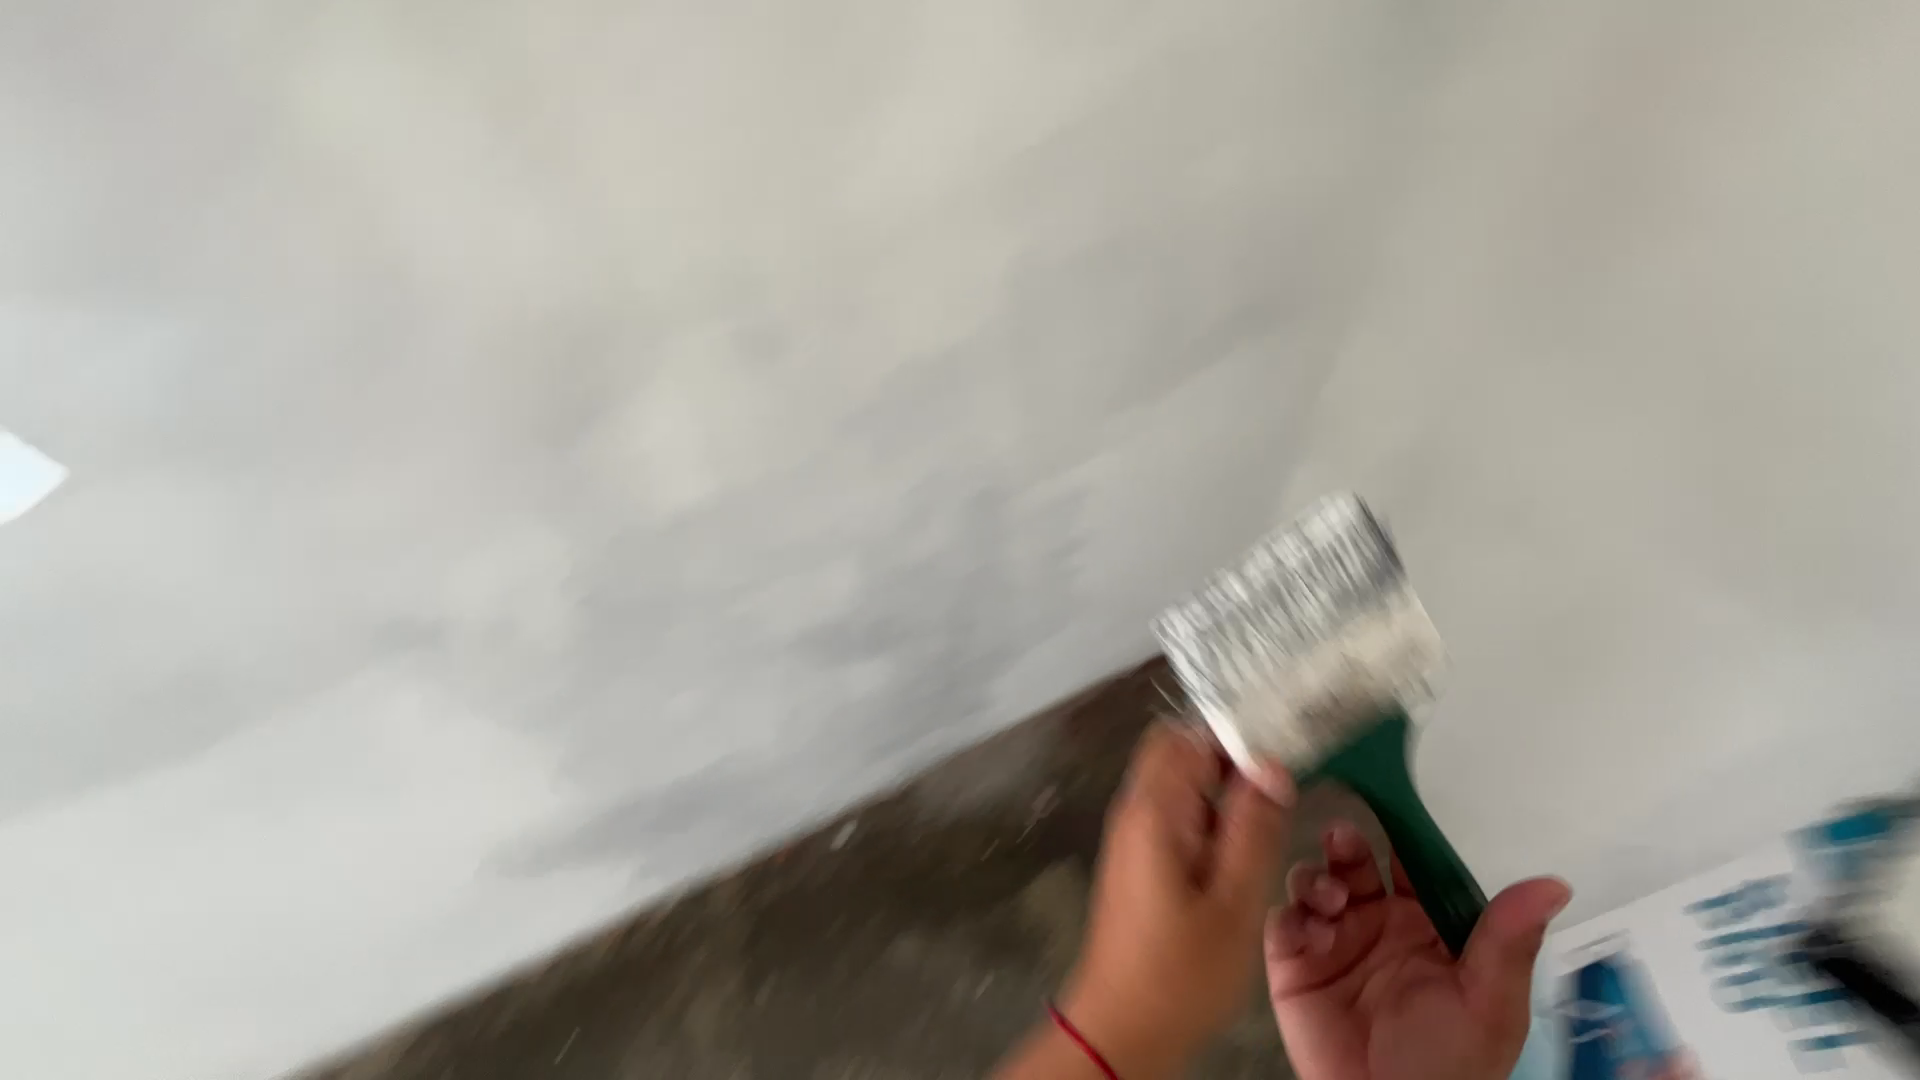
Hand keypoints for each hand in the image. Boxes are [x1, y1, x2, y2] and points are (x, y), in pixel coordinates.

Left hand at [1054, 723, 1292, 1076]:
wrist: (1121, 1025)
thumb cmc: (1180, 971)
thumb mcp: (1233, 903)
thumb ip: (1254, 829)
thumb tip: (1272, 765)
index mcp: (1153, 810)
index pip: (1187, 736)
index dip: (1233, 733)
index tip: (1281, 747)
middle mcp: (1135, 809)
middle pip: (1177, 751)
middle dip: (1227, 757)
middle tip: (1277, 784)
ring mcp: (1133, 833)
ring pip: (1177, 781)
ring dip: (1219, 786)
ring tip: (1270, 812)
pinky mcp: (1138, 857)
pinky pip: (1174, 812)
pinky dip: (1207, 813)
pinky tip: (1241, 845)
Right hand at [1265, 820, 1570, 1079]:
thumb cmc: (1447, 1062)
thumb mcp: (1489, 1004)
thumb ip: (1506, 941)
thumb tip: (1553, 883)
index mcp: (1421, 927)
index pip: (1407, 866)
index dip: (1397, 837)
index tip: (1385, 804)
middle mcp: (1372, 924)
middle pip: (1352, 863)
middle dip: (1345, 845)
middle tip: (1343, 842)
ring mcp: (1329, 939)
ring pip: (1313, 882)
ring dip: (1317, 880)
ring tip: (1331, 902)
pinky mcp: (1290, 957)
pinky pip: (1283, 919)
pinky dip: (1292, 915)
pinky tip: (1311, 931)